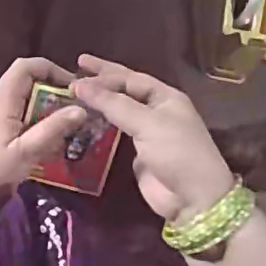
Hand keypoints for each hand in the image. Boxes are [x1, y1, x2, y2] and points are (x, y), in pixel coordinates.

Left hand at [0, 58, 90, 210]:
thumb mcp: (26, 151)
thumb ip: (53, 129)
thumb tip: (81, 109)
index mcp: (4, 100)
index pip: (25, 67)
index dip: (50, 68)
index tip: (72, 85)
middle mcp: (1, 101)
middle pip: (29, 81)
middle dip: (55, 89)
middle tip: (77, 106)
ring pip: (28, 98)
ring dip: (49, 106)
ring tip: (71, 122)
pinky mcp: (0, 127)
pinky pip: (24, 113)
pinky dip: (41, 119)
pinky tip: (54, 137)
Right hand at [70, 55, 233, 222]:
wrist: (192, 198)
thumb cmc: (176, 152)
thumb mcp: (147, 123)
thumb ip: (113, 104)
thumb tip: (80, 85)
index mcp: (165, 97)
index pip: (130, 78)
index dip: (104, 72)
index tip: (77, 68)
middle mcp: (156, 110)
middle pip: (124, 90)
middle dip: (101, 80)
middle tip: (75, 68)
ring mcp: (146, 132)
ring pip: (118, 110)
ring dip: (98, 102)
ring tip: (73, 93)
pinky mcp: (137, 152)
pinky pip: (115, 132)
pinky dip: (99, 124)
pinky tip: (83, 119)